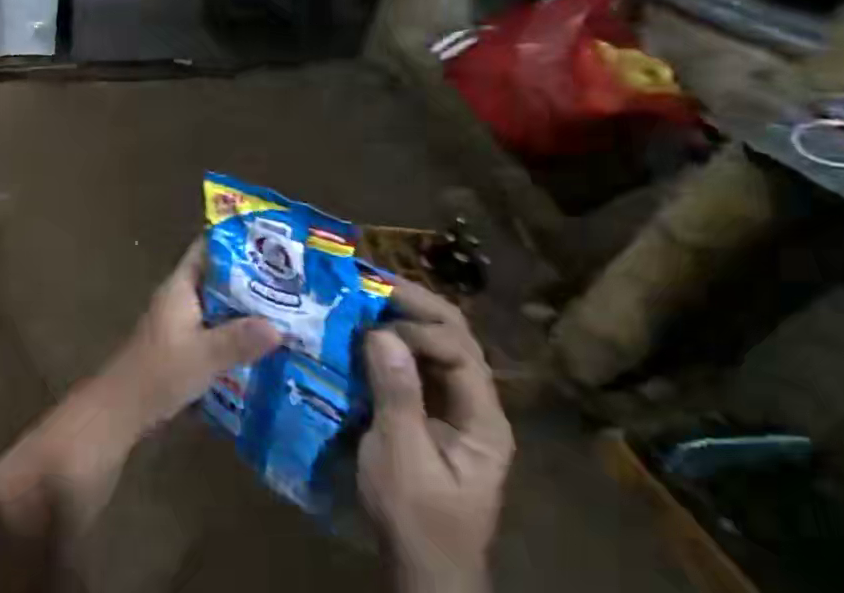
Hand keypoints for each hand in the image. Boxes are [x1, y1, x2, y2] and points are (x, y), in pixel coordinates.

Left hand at [103, 241, 281, 431]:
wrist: (124, 405)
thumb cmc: (160, 371)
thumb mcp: (204, 355)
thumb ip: (239, 340)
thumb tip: (280, 326)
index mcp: (180, 286)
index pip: (207, 249)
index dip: (235, 240)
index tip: (270, 240)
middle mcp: (180, 296)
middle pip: (217, 275)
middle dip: (250, 275)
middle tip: (290, 277)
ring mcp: (180, 319)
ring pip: (218, 302)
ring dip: (245, 304)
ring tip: (286, 305)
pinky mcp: (183, 342)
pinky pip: (215, 324)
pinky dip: (236, 327)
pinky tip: (263, 339)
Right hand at [358, 281, 513, 592]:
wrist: (424, 569)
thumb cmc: (418, 518)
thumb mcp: (403, 459)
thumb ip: (396, 395)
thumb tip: (380, 333)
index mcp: (483, 418)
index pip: (460, 350)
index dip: (418, 329)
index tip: (374, 326)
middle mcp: (474, 403)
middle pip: (453, 337)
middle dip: (413, 305)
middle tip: (368, 280)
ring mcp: (452, 407)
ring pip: (434, 346)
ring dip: (400, 318)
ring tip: (361, 295)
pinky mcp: (428, 413)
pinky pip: (414, 365)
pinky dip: (389, 342)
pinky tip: (360, 331)